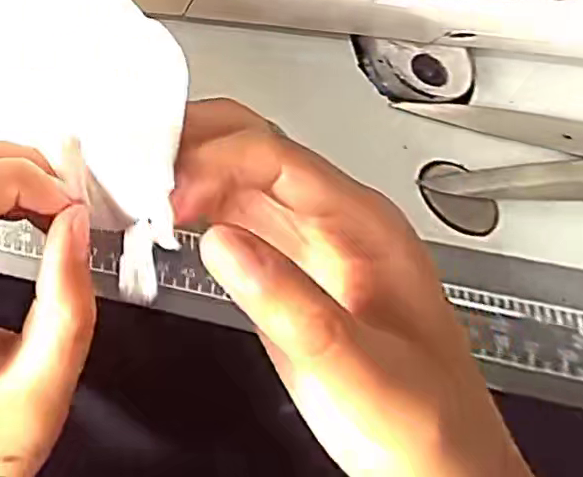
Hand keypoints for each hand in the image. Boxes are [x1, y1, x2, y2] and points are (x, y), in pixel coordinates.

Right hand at [172, 100, 528, 476]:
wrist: (443, 472)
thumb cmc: (431, 433)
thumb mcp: (371, 380)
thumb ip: (298, 312)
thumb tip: (224, 244)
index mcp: (362, 222)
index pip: (276, 155)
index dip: (216, 160)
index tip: (173, 192)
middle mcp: (327, 213)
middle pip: (250, 138)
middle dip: (191, 139)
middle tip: (141, 164)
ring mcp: (299, 232)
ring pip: (229, 167)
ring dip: (181, 167)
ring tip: (139, 186)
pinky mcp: (274, 256)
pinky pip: (221, 207)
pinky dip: (184, 202)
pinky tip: (158, 216)